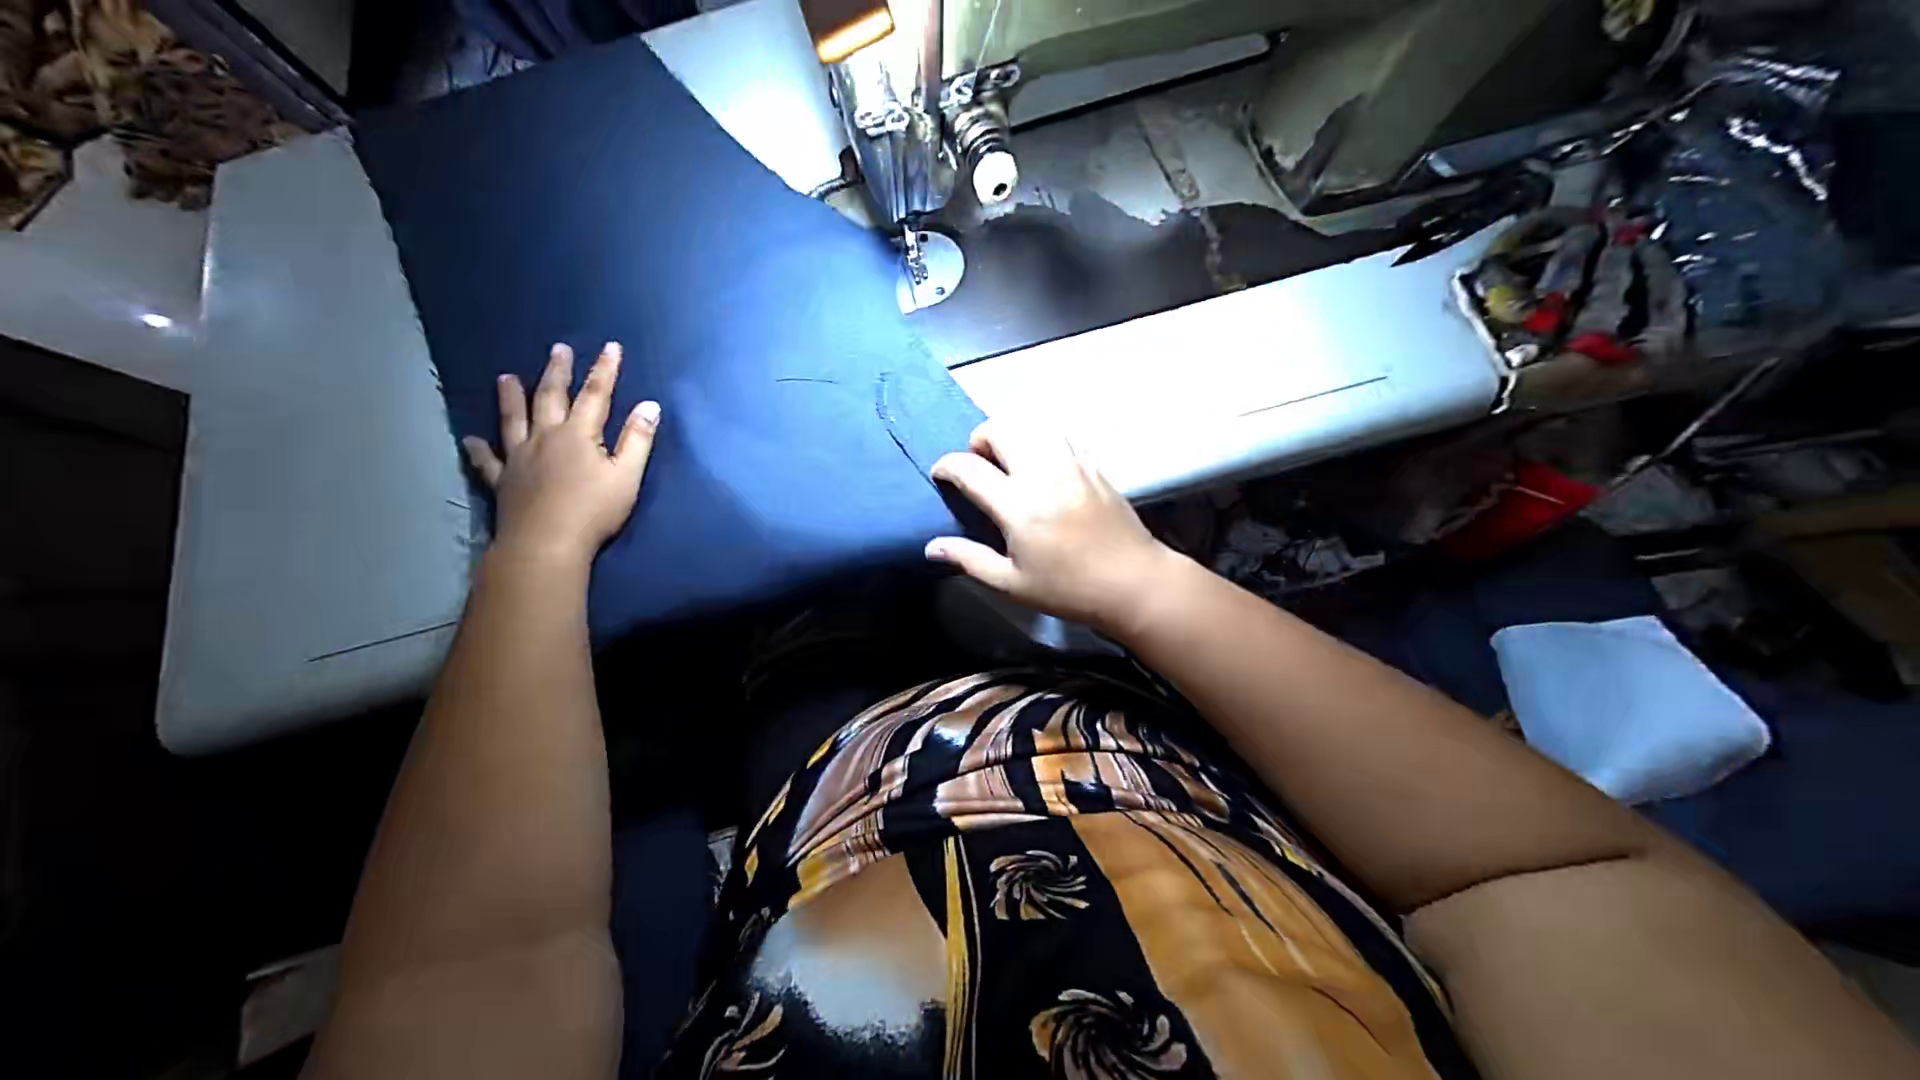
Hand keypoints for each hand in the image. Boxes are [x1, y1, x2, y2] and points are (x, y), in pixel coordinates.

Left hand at [461, 342, 659, 566]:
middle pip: (551, 397)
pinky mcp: (502, 480)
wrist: (547, 544)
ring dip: (511, 396)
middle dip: (558, 371)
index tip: (610, 346)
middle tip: (558, 349)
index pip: (596, 394)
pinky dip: (478, 449)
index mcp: (579, 435)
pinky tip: (469, 439)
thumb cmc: (594, 511)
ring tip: (505, 376)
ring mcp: (519, 457)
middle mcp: (545, 437)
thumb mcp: (627, 476)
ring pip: (513, 419)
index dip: (605, 369)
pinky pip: (487, 460)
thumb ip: (638, 440)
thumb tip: (650, 406)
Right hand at [926, 421, 1184, 634]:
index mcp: (1018, 506)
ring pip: (1033, 424)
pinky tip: (1042, 464)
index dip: (947, 466)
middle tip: (979, 464)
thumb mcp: (1011, 583)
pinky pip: (1061, 436)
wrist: (1133, 582)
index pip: (970, 468)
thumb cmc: (1068, 589)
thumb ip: (969, 559)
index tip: (941, 474)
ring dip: (1013, 434)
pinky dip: (1042, 439)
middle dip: (980, 439)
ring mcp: (1072, 465)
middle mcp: (1043, 474)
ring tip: (1010, 460)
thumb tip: (931, 547)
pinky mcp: (1094, 465)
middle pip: (1002, 429)